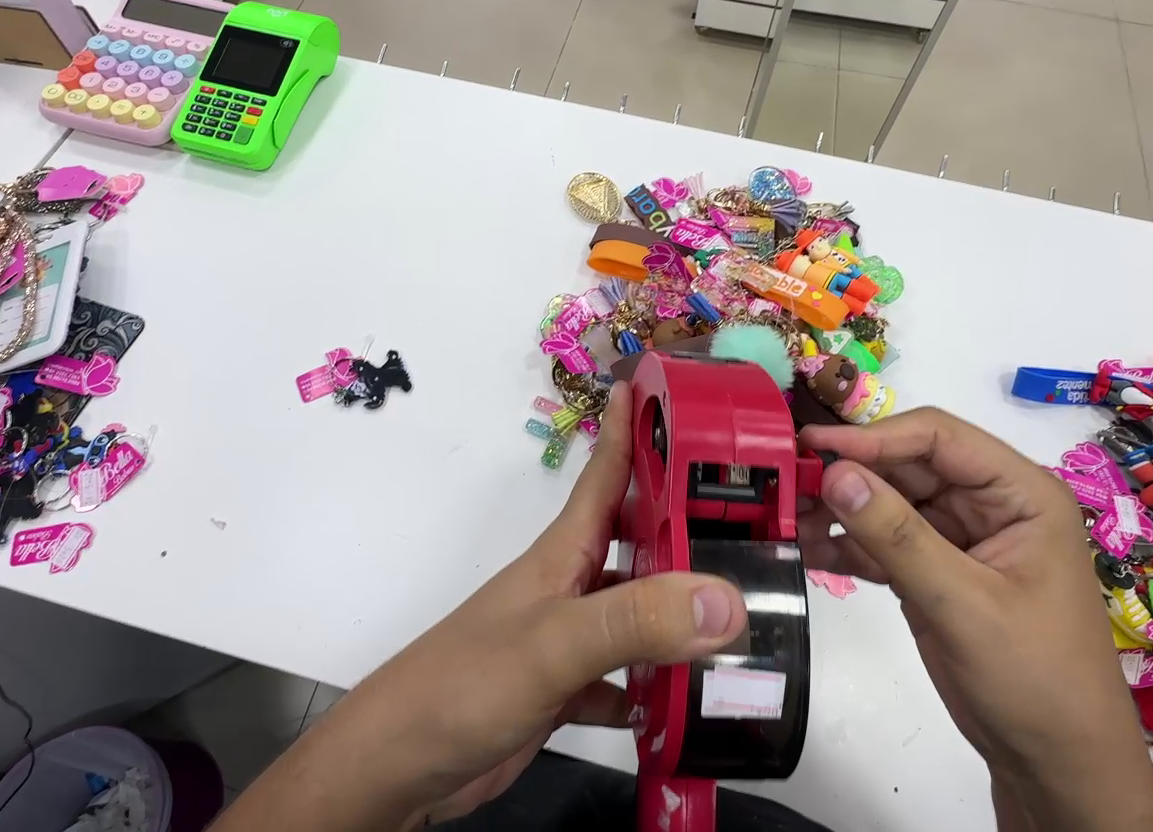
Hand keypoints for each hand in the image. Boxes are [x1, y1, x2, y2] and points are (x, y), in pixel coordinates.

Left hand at [220, 384, 747, 831]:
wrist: (400, 764)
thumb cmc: (468, 681)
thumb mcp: (554, 643)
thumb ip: (636, 619)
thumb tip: (727, 599)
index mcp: (564, 552)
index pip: (606, 474)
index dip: (631, 428)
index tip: (663, 389)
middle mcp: (571, 585)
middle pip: (637, 541)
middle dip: (686, 524)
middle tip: (752, 523)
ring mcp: (567, 638)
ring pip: (637, 611)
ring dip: (680, 611)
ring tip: (741, 615)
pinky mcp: (565, 689)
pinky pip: (624, 677)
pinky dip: (655, 685)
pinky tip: (688, 699)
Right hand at [799, 409, 1152, 831]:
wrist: (1055, 764)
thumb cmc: (1034, 678)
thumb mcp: (963, 603)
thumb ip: (897, 535)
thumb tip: (833, 472)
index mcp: (1019, 492)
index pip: (938, 437)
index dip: (874, 436)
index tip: (813, 447)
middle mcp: (988, 502)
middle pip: (905, 465)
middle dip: (848, 474)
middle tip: (788, 484)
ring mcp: (958, 535)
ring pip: (887, 500)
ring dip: (839, 508)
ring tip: (789, 519)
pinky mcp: (933, 568)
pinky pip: (882, 539)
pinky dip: (846, 543)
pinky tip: (807, 548)